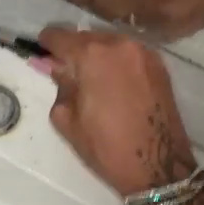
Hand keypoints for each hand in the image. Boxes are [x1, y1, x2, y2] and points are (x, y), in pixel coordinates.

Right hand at [30, 28, 195, 195]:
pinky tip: (114, 83)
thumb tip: (58, 69)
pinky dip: (116, 61)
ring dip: (96, 55)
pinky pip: (127, 53)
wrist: (160, 168)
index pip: (58, 36)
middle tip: (67, 73)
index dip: (46, 45)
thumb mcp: (66, 118)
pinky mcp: (159, 65)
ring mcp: (142, 52)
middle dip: (72, 51)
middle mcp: (118, 44)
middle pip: (84, 36)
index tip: (43, 56)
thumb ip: (59, 85)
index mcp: (90, 55)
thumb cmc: (107, 146)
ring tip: (93, 80)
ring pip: (108, 43)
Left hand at [62, 0, 203, 40]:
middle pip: (101, 4)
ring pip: (118, 22)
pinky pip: (142, 33)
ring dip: (103, 21)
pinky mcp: (177, 29)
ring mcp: (161, 12)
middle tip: (73, 10)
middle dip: (84, 7)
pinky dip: (130, 29)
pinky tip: (122, 28)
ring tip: (92, 21)